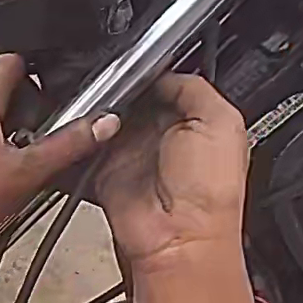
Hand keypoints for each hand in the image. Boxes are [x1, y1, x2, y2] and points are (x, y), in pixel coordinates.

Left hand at [0, 55, 119, 255]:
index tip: (59, 86)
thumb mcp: (29, 171)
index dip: (39, 67)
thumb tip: (103, 124)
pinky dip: (5, 139)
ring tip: (33, 148)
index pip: (12, 59)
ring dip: (20, 122)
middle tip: (50, 125)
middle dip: (33, 101)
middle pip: (7, 84)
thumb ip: (69, 145)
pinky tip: (15, 165)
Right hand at [95, 73, 247, 275]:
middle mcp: (158, 136)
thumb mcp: (221, 121)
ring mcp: (130, 154)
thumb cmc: (209, 192)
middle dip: (119, 88)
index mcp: (190, 121)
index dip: (148, 72)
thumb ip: (194, 88)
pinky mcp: (105, 172)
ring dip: (98, 112)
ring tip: (100, 107)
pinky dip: (80, 139)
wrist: (178, 237)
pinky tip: (83, 128)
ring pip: (104, 119)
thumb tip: (164, 73)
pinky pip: (85, 149)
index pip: (161, 83)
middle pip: (128, 98)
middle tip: (115, 85)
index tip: (136, 64)